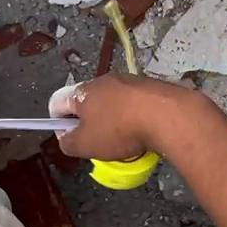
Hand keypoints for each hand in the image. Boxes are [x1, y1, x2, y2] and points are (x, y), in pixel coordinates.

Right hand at [50, 72, 206, 159]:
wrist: (169, 115)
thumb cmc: (120, 130)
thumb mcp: (86, 145)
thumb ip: (68, 143)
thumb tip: (65, 138)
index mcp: (82, 92)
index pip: (57, 102)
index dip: (57, 121)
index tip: (70, 137)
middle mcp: (103, 80)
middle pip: (86, 101)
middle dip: (88, 122)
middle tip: (98, 142)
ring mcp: (128, 81)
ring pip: (111, 101)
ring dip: (112, 119)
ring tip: (124, 139)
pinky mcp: (150, 86)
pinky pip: (133, 102)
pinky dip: (133, 116)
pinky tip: (143, 131)